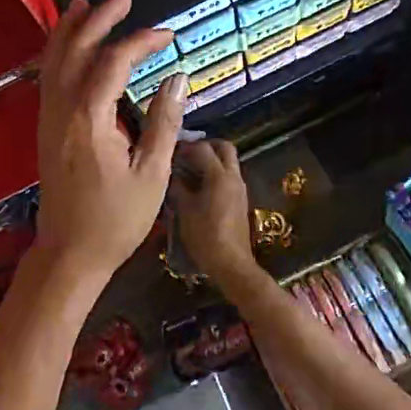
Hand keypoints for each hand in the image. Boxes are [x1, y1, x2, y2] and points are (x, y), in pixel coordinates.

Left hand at [34, 0, 186, 280]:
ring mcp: (48, 118)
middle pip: (75, 51)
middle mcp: (61, 111)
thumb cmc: (116, 219)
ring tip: (84, 5)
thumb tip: (177, 78)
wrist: (69, 250)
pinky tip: (68, 46)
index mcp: (89, 120)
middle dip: (98, 20)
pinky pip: (48, 78)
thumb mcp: (151, 174)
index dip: (139, 42)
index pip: (112, 64)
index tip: (166, 36)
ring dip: (69, 30)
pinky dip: (57, 53)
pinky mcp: (45, 128)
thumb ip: (163, 122)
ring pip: (53, 61)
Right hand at [171, 140, 258, 291]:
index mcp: (219, 176)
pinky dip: (215, 173)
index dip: (185, 146)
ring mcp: (240, 188)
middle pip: (224, 147)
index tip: (170, 151)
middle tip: (186, 154)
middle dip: (206, 145)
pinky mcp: (240, 200)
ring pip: (228, 162)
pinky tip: (198, 187)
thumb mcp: (184, 209)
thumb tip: (171, 172)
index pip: (203, 148)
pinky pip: (228, 176)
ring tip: (189, 170)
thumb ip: (178, 186)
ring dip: (211, 160)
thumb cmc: (204, 235)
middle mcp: (233, 177)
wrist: (231, 263)